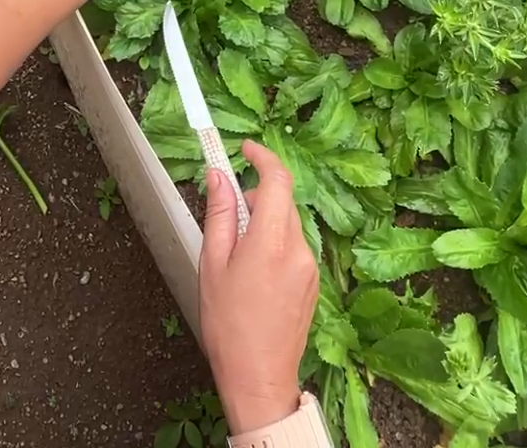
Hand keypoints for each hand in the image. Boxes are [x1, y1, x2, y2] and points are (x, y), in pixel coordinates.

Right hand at [199, 140, 317, 435]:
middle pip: (282, 199)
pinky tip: (254, 271)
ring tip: (238, 252)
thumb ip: (219, 213)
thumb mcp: (212, 262)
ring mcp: (310, 267)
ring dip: (265, 220)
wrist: (259, 378)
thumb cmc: (228, 323)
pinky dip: (275, 240)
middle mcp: (299, 249)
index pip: (278, 181)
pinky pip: (294, 244)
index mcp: (271, 242)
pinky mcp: (313, 282)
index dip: (263, 157)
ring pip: (288, 222)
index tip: (246, 148)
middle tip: (228, 215)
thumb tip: (218, 176)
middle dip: (256, 195)